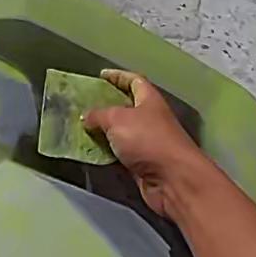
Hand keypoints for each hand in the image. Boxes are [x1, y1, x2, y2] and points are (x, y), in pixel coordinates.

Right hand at [85, 70, 219, 219]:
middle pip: (126, 107)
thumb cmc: (148, 139)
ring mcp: (147, 143)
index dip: (118, 76)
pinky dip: (107, 153)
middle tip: (85, 104)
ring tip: (82, 127)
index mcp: (149, 101)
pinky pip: (120, 154)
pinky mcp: (142, 165)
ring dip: (104, 131)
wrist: (174, 181)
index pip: (134, 81)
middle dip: (106, 105)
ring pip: (121, 133)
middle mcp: (150, 119)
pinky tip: (90, 151)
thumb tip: (87, 117)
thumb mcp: (117, 118)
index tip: (101, 75)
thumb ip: (98, 114)